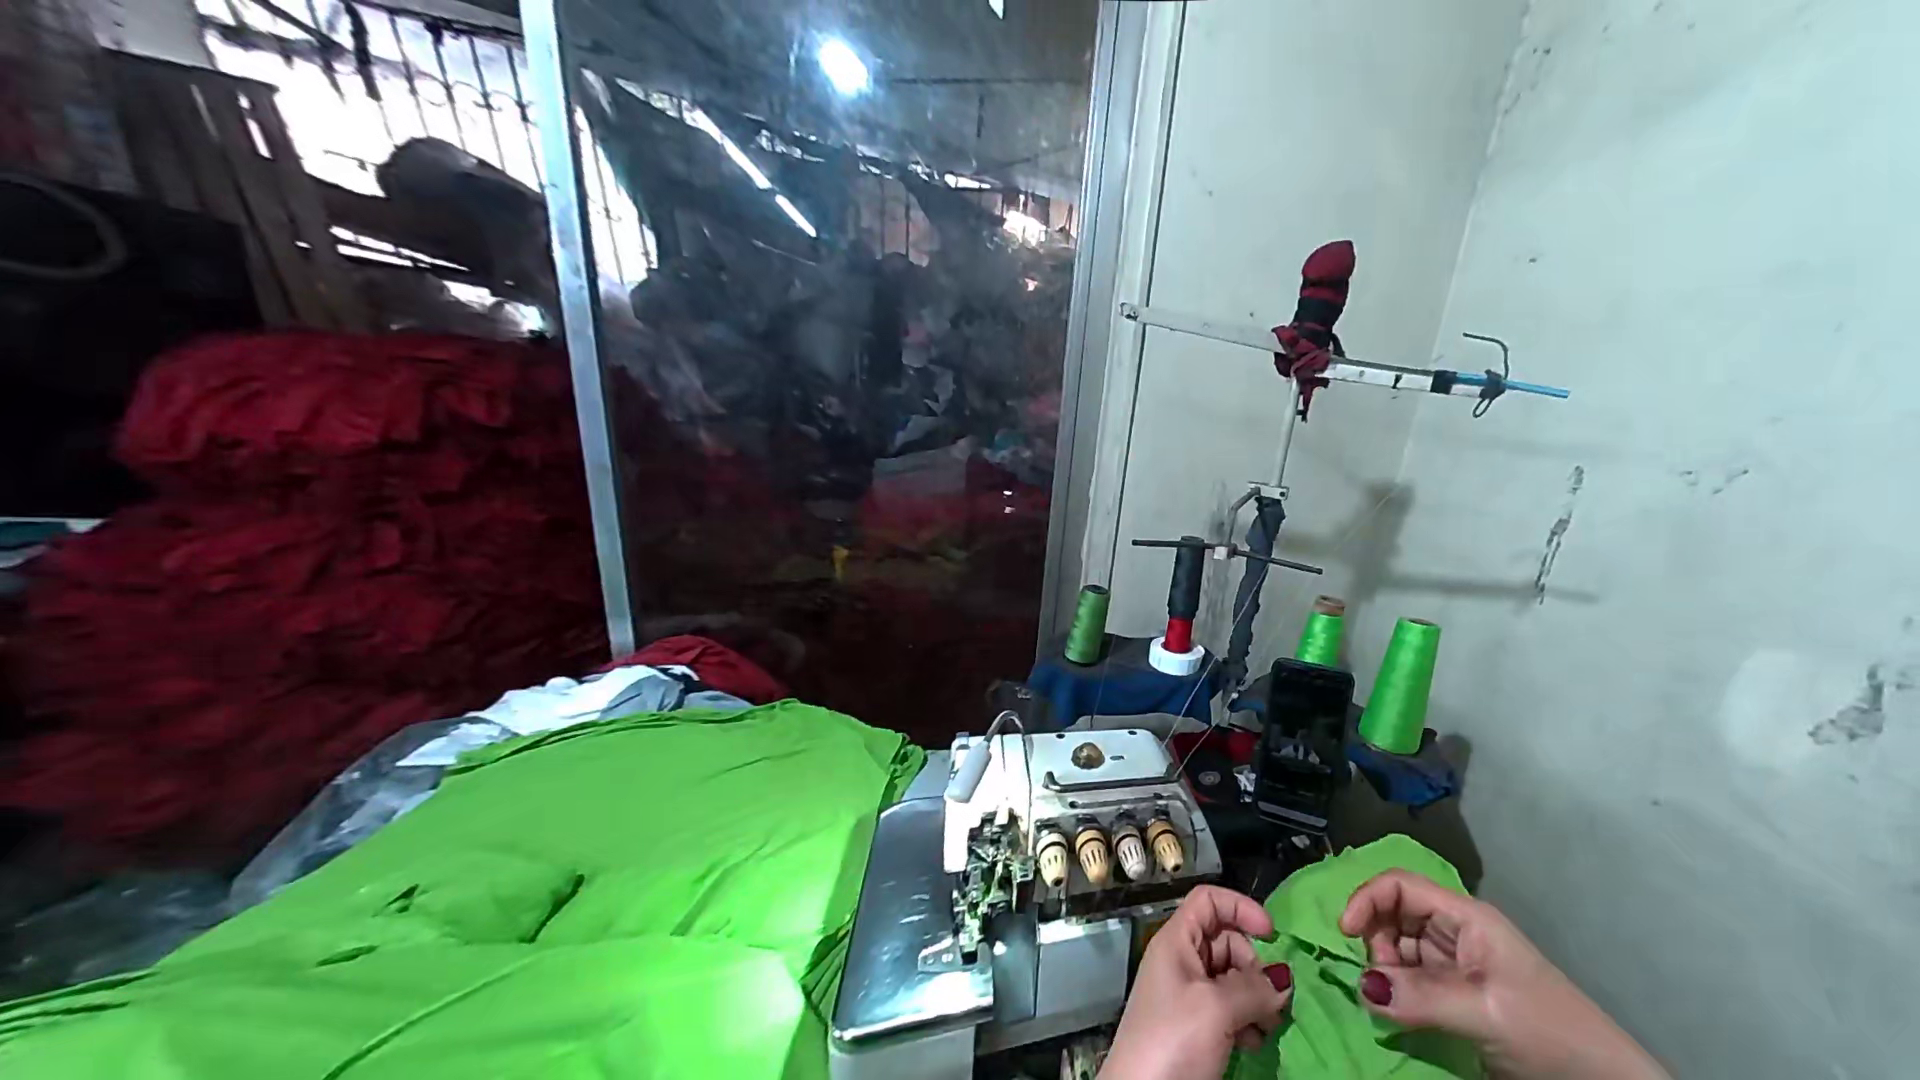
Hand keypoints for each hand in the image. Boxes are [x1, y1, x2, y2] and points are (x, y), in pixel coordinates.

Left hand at [1099, 885, 1291, 1079]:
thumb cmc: (1173, 1040)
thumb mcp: (1215, 1008)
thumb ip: (1252, 987)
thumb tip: (1282, 980)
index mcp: (1177, 940)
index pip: (1208, 901)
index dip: (1240, 907)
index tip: (1272, 934)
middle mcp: (1181, 959)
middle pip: (1226, 940)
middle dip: (1254, 966)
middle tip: (1270, 1003)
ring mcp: (1188, 994)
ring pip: (1232, 977)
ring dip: (1255, 998)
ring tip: (1264, 1029)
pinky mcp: (1196, 1026)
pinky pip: (1230, 1008)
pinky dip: (1246, 1021)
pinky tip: (1251, 1044)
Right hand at [1339, 870, 1667, 1079]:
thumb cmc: (1551, 1033)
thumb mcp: (1483, 1012)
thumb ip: (1419, 996)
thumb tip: (1360, 986)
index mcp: (1465, 916)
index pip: (1398, 884)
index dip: (1365, 899)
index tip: (1344, 932)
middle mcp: (1455, 930)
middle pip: (1391, 913)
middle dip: (1374, 942)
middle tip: (1377, 980)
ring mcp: (1455, 961)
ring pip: (1396, 947)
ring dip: (1384, 969)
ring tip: (1393, 1003)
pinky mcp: (1454, 991)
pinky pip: (1409, 977)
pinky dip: (1395, 989)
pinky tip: (1398, 1010)